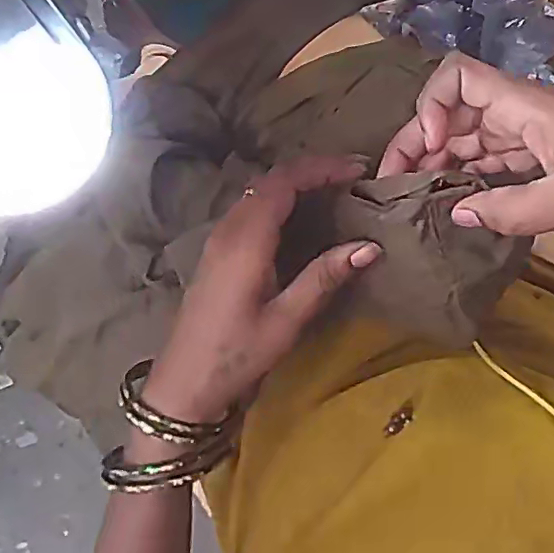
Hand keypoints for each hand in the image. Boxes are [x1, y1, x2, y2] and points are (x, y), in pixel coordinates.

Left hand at [143, 156, 381, 424]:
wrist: (183, 384)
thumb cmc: (236, 355)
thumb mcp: (286, 321)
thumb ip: (324, 278)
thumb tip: (370, 246)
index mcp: (245, 240)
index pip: (284, 182)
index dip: (321, 168)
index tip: (357, 169)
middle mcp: (229, 228)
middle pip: (271, 179)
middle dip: (313, 168)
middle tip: (353, 174)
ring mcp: (219, 237)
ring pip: (259, 190)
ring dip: (296, 180)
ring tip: (335, 186)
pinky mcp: (218, 249)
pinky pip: (252, 206)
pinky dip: (282, 196)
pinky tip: (302, 212)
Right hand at [377, 53, 553, 235]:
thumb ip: (508, 212)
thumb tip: (455, 215)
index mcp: (520, 105)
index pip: (456, 76)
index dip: (431, 104)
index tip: (432, 145)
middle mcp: (514, 111)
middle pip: (449, 111)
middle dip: (418, 141)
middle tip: (397, 183)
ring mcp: (522, 131)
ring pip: (464, 136)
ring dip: (438, 161)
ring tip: (415, 196)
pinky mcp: (532, 152)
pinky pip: (485, 156)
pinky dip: (464, 173)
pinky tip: (450, 199)